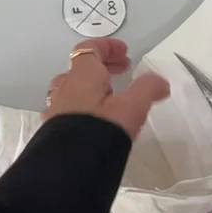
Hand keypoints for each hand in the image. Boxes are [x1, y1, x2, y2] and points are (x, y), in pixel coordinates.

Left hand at [44, 37, 170, 138]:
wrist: (69, 166)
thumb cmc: (101, 129)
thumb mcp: (132, 108)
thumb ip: (147, 90)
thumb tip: (161, 82)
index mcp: (82, 75)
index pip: (89, 49)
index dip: (107, 46)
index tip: (124, 52)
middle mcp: (64, 87)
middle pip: (80, 67)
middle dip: (103, 66)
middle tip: (122, 71)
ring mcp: (54, 108)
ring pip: (71, 88)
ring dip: (90, 87)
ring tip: (109, 97)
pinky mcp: (51, 128)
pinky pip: (66, 107)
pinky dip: (81, 105)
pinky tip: (93, 120)